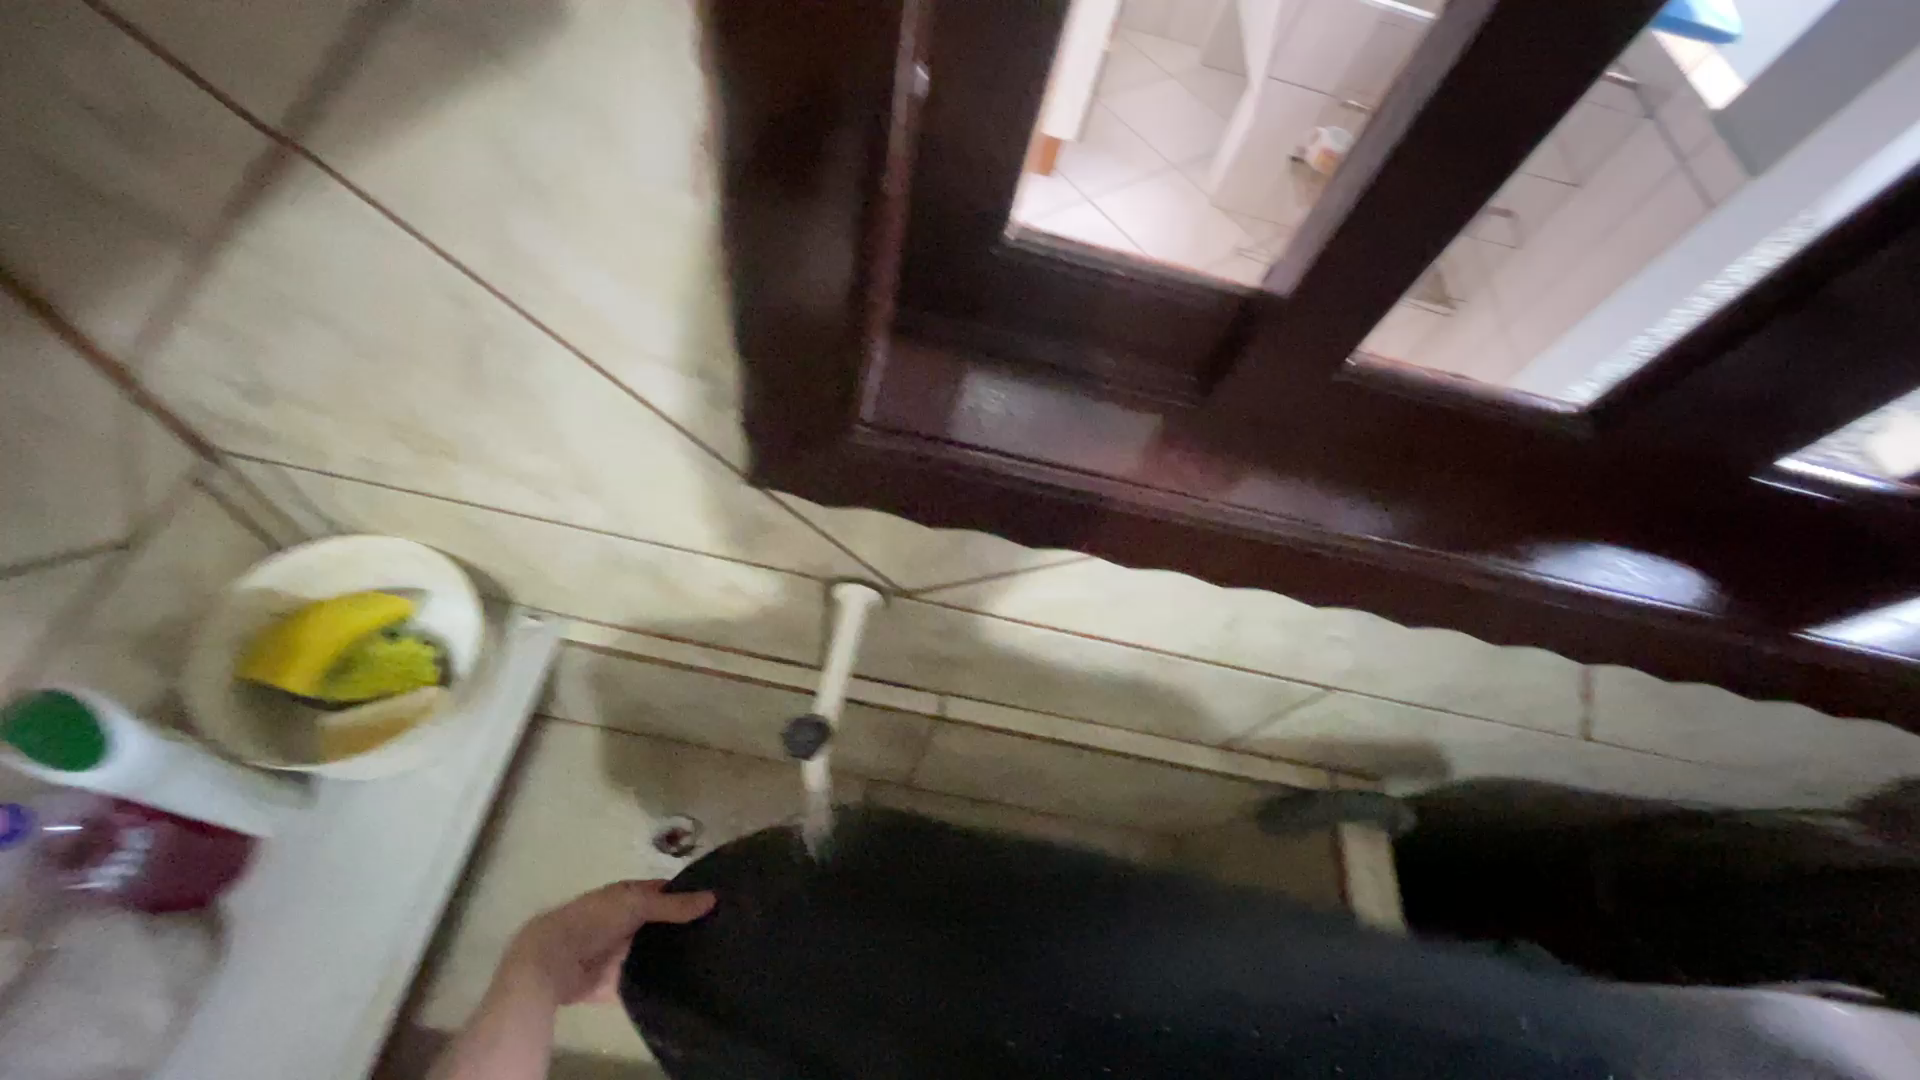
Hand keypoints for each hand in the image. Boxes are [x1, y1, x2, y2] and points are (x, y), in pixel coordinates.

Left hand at [501, 880, 715, 1005]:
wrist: (552, 964)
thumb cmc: (594, 920)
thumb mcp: (637, 904)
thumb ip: (673, 904)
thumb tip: (714, 898)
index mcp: (630, 896)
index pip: (666, 892)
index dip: (689, 895)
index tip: (720, 901)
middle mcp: (629, 922)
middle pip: (664, 923)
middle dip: (686, 926)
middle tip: (723, 931)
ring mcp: (624, 952)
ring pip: (657, 950)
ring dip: (676, 953)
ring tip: (714, 954)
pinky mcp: (620, 981)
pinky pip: (647, 978)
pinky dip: (664, 978)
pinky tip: (691, 978)